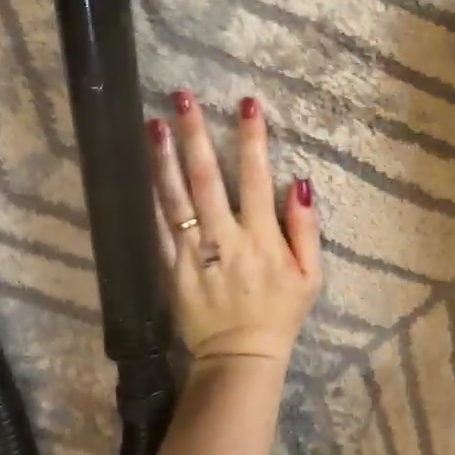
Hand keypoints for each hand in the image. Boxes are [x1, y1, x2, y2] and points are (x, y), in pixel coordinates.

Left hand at [147, 92, 322, 369]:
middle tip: (182, 98)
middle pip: (207, 179)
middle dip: (196, 136)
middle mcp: (225, 239)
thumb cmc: (280, 312)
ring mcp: (194, 253)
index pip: (258, 179)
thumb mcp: (311, 276)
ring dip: (164, 159)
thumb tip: (300, 183)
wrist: (240, 356)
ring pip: (176, 199)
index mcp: (262, 239)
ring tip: (154, 124)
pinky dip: (150, 199)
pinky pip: (158, 228)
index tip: (246, 105)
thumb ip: (305, 229)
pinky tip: (142, 171)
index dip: (252, 140)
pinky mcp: (172, 268)